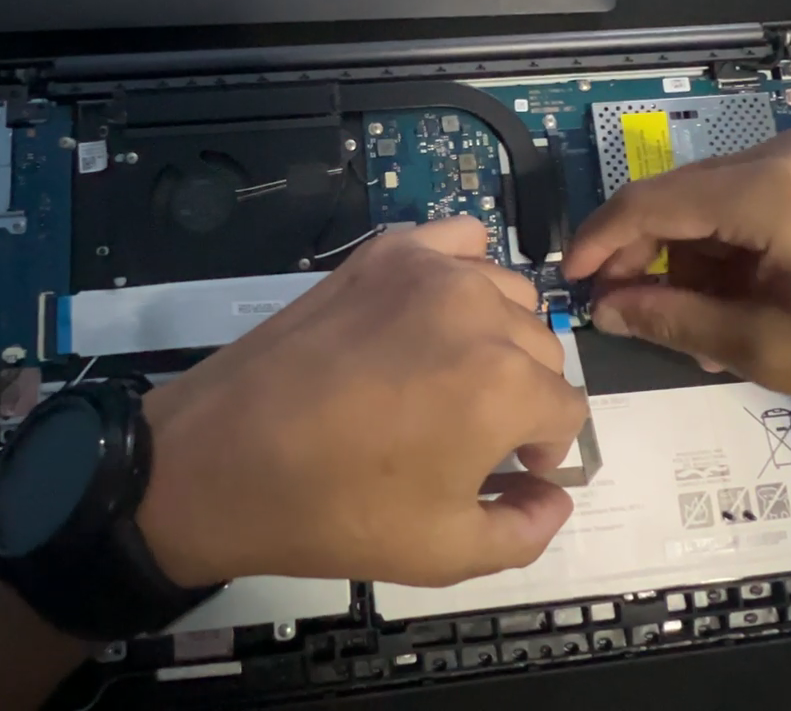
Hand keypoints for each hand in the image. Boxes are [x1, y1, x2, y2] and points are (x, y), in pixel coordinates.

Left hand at [134, 217, 588, 588]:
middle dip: (524, 394)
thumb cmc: (335, 508)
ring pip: (509, 294)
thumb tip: (556, 493)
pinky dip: (466, 267)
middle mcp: (480, 312)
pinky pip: (459, 239)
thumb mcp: (443, 551)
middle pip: (543, 348)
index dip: (545, 446)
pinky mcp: (386, 250)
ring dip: (501, 334)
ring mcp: (430, 270)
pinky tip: (438, 305)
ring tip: (454, 368)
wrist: (223, 455)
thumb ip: (525, 530)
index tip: (510, 467)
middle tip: (473, 428)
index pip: (567, 409)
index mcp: (505, 385)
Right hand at [562, 125, 790, 474]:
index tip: (568, 282)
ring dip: (687, 254)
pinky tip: (731, 296)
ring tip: (685, 320)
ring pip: (716, 199)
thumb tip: (602, 307)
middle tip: (618, 308)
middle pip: (682, 194)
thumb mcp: (766, 349)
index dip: (600, 241)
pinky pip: (756, 200)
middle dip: (642, 251)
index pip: (652, 202)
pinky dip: (729, 245)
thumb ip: (670, 319)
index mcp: (774, 187)